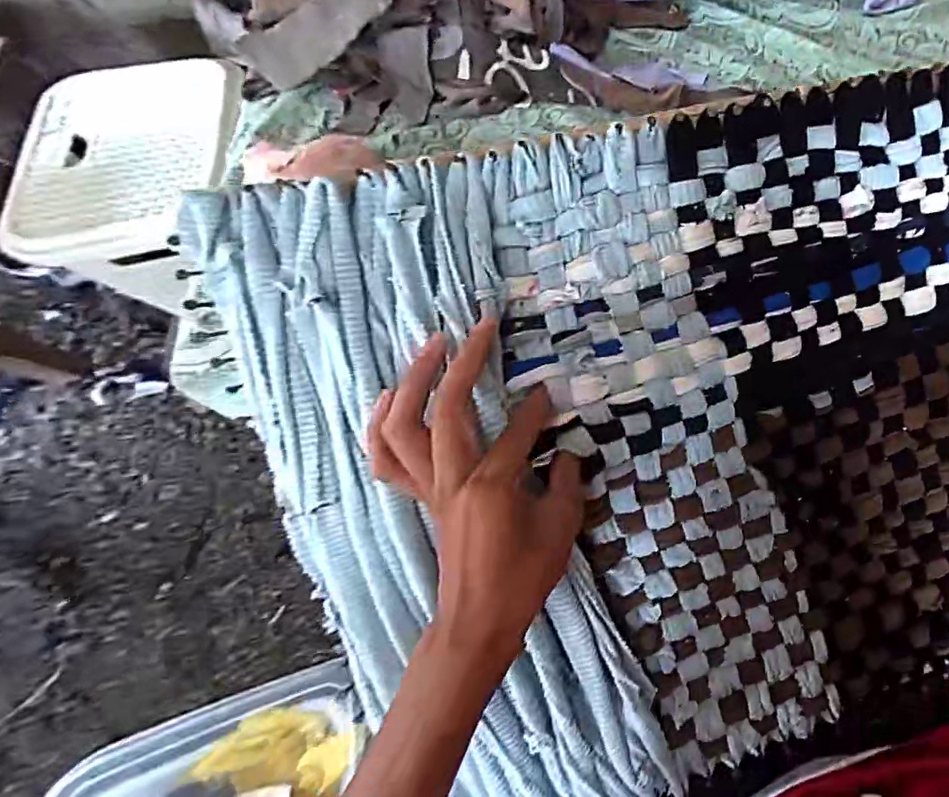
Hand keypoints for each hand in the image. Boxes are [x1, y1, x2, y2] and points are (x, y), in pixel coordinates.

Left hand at [364, 322, 581, 655]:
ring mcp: (430, 488)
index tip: (550, 389)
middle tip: (481, 327)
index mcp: (491, 484)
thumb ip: (567, 478)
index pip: (519, 428)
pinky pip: (387, 457)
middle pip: (448, 409)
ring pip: (402, 427)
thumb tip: (565, 448)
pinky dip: (381, 423)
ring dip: (413, 381)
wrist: (478, 621)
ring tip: (432, 346)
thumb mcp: (563, 524)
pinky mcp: (422, 497)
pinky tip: (390, 397)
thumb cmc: (525, 575)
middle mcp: (452, 479)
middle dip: (465, 361)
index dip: (538, 406)